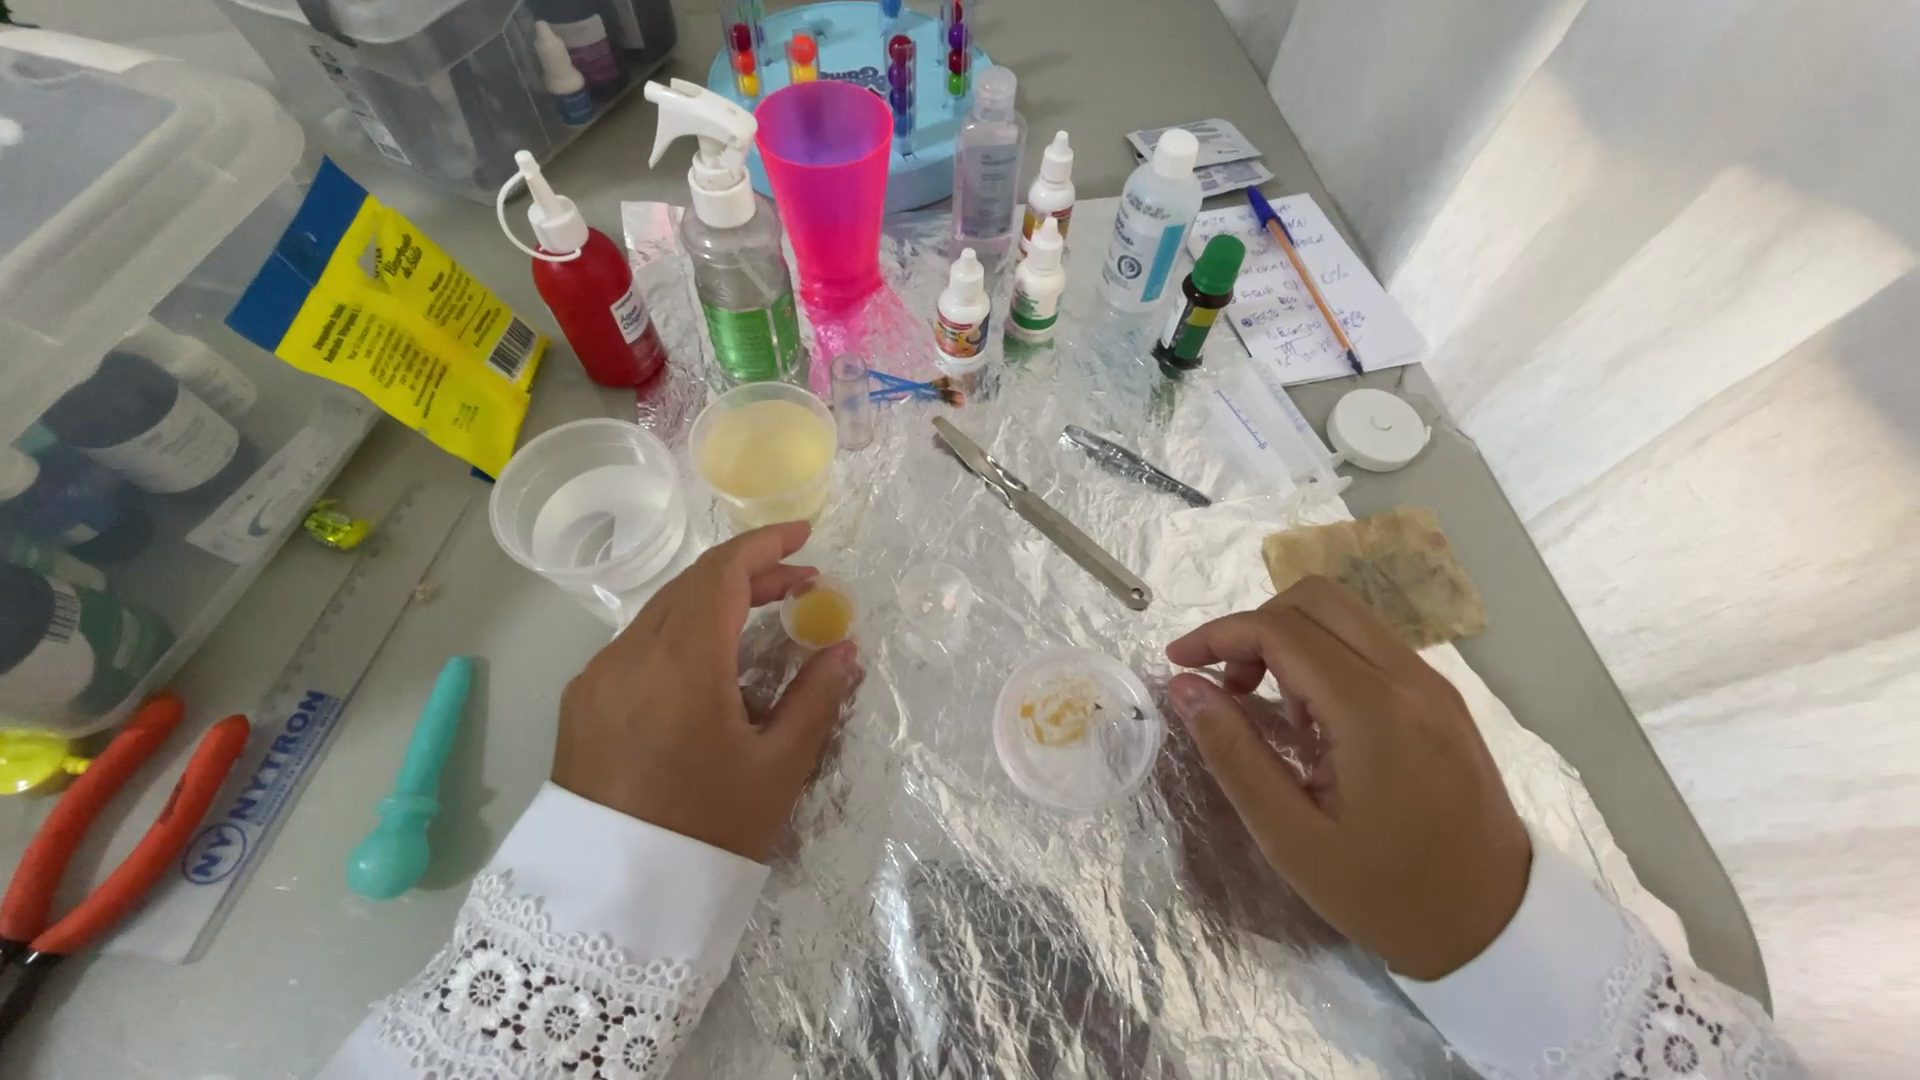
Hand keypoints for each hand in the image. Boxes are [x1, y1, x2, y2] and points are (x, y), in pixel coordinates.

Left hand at [552, 522, 861, 860]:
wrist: (610, 904)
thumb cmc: (706, 832)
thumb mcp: (777, 768)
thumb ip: (816, 699)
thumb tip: (844, 651)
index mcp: (681, 665)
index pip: (721, 574)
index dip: (764, 545)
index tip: (805, 537)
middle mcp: (629, 655)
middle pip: (692, 586)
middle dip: (749, 574)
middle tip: (802, 586)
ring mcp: (598, 677)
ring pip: (663, 612)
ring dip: (715, 602)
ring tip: (764, 620)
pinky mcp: (583, 702)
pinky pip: (639, 644)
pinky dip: (683, 632)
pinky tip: (712, 664)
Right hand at [1165, 577, 1530, 980]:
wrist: (1500, 930)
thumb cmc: (1387, 894)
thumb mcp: (1290, 836)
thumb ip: (1232, 752)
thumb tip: (1185, 685)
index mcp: (1372, 712)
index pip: (1280, 630)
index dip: (1218, 635)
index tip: (1179, 664)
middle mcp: (1409, 679)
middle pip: (1314, 598)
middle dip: (1254, 626)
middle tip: (1230, 684)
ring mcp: (1432, 684)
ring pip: (1344, 614)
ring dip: (1289, 638)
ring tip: (1272, 707)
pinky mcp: (1441, 697)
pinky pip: (1368, 642)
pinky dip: (1322, 654)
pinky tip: (1314, 718)